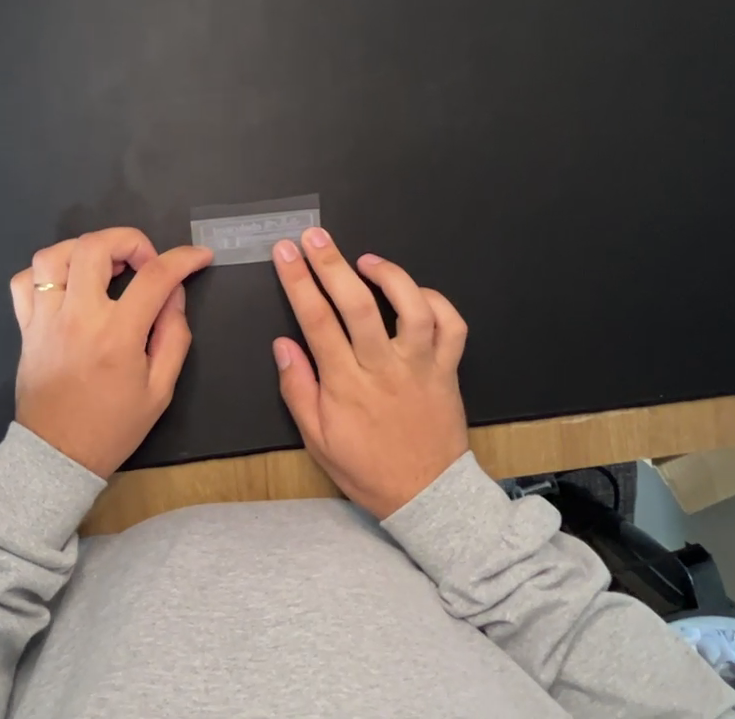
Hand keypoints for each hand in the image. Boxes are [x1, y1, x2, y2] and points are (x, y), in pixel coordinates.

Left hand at [9, 228, 214, 477]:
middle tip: (144, 262)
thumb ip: (173, 337)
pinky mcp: (26, 327)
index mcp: (117, 335)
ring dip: (84, 249)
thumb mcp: (160, 390)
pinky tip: (68, 284)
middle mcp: (78, 317)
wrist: (57, 457)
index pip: (154, 276)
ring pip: (53, 255)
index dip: (183, 258)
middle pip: (95, 246)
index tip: (199, 257)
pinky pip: (24, 282)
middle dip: (129, 240)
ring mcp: (45, 319)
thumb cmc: (113, 426)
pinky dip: (46, 272)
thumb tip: (173, 296)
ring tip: (104, 266)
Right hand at [271, 228, 469, 518]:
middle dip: (331, 264)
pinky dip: (437, 300)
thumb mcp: (317, 439)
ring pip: (412, 308)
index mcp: (347, 385)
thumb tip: (282, 345)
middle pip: (356, 304)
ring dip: (389, 275)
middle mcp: (384, 368)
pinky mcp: (448, 369)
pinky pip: (452, 326)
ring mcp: (421, 366)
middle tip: (314, 237)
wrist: (427, 497)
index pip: (316, 321)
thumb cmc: (367, 469)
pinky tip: (414, 291)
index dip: (298, 282)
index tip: (285, 253)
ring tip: (366, 260)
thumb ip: (298, 389)